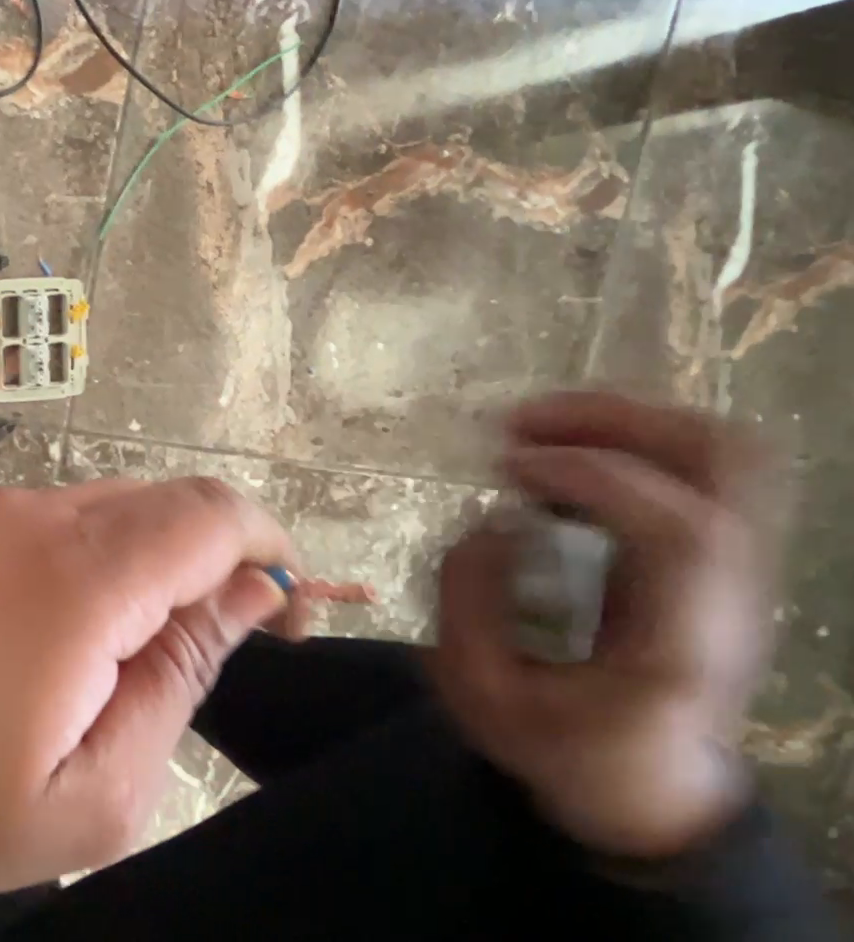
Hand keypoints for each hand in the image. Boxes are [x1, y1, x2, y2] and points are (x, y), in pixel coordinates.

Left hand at [0, 479, 293, 940]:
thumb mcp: (94, 791)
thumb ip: (179, 678)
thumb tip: (243, 596)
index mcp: (78, 578)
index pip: (215, 514)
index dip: (271, 551)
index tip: (284, 617)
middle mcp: (31, 518)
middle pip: (165, 502)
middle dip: (215, 560)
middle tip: (209, 651)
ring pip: (108, 508)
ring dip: (149, 564)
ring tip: (124, 660)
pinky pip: (51, 522)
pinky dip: (91, 560)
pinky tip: (62, 636)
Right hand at [431, 392, 783, 859]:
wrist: (643, 783)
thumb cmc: (560, 746)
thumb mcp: (481, 692)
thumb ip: (469, 605)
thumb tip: (487, 522)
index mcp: (683, 643)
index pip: (681, 530)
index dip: (593, 476)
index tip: (506, 466)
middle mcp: (731, 594)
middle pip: (728, 466)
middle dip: (619, 420)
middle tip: (520, 423)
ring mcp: (735, 571)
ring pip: (723, 453)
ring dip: (624, 421)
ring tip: (534, 428)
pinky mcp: (713, 559)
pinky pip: (695, 468)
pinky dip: (627, 441)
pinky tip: (558, 457)